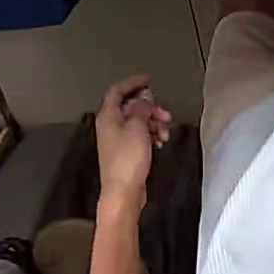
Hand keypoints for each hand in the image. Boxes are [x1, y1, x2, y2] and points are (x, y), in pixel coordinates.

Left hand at [94, 74, 171, 217]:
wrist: (123, 193)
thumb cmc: (128, 159)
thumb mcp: (138, 127)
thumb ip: (142, 108)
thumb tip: (144, 96)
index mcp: (108, 116)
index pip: (117, 91)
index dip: (132, 83)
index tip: (147, 80)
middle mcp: (110, 126)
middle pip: (131, 106)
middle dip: (150, 108)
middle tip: (163, 113)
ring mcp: (117, 139)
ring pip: (138, 121)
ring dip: (153, 122)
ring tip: (164, 132)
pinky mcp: (126, 152)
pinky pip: (140, 135)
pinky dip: (151, 134)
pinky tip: (160, 141)